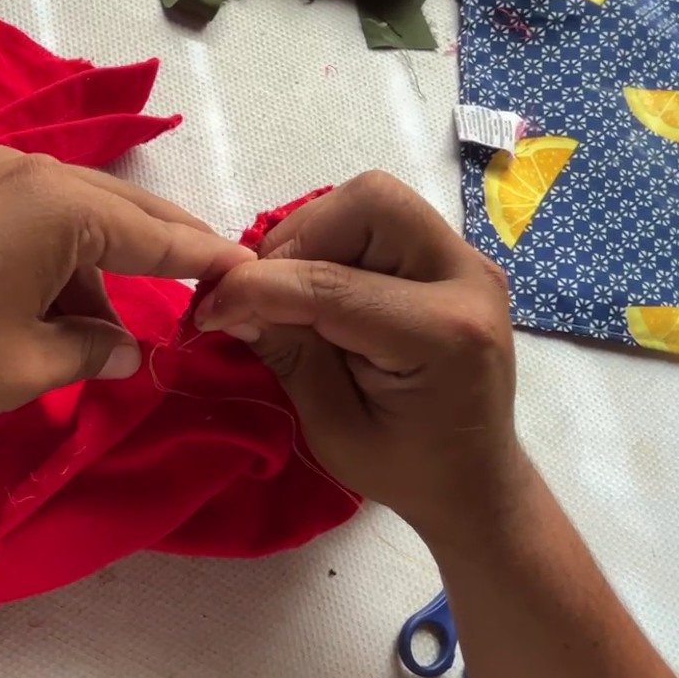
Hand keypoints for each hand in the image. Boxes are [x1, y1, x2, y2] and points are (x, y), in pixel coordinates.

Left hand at [0, 146, 253, 446]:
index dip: (204, 262)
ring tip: (107, 337)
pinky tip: (57, 312)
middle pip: (118, 213)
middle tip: (204, 292)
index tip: (249, 277)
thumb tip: (132, 349)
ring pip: (72, 220)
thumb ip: (93, 350)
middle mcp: (22, 171)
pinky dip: (55, 265)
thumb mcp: (26, 367)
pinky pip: (29, 224)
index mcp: (53, 203)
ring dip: (99, 273)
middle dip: (161, 256)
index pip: (153, 233)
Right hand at [193, 171, 522, 541]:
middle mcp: (464, 280)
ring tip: (284, 292)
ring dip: (310, 237)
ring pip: (371, 200)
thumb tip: (228, 303)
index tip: (207, 311)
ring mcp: (463, 262)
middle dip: (294, 242)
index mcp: (442, 337)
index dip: (253, 289)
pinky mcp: (448, 259)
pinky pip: (379, 220)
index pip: (329, 284)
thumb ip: (288, 355)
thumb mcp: (332, 429)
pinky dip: (329, 243)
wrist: (471, 477)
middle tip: (261, 295)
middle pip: (368, 203)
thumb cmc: (403, 468)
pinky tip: (312, 288)